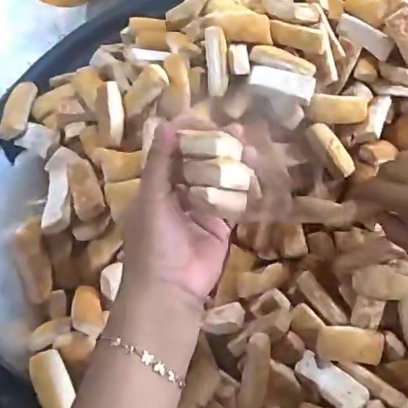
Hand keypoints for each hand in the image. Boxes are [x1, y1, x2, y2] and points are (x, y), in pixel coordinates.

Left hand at [118, 123, 231, 316]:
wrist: (170, 288)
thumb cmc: (153, 242)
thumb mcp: (152, 199)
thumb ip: (160, 163)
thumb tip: (165, 123)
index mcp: (156, 185)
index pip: (172, 152)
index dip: (188, 135)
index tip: (205, 118)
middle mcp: (178, 193)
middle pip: (198, 162)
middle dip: (215, 146)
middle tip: (235, 128)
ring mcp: (201, 208)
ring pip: (217, 178)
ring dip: (231, 162)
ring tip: (248, 144)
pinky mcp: (221, 224)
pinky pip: (232, 199)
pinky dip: (243, 185)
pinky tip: (255, 169)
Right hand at [353, 157, 407, 287]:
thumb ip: (395, 229)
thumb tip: (381, 215)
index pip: (373, 188)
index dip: (359, 196)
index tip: (354, 204)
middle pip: (387, 168)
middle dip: (376, 182)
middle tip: (374, 201)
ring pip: (405, 160)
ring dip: (394, 173)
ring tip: (395, 192)